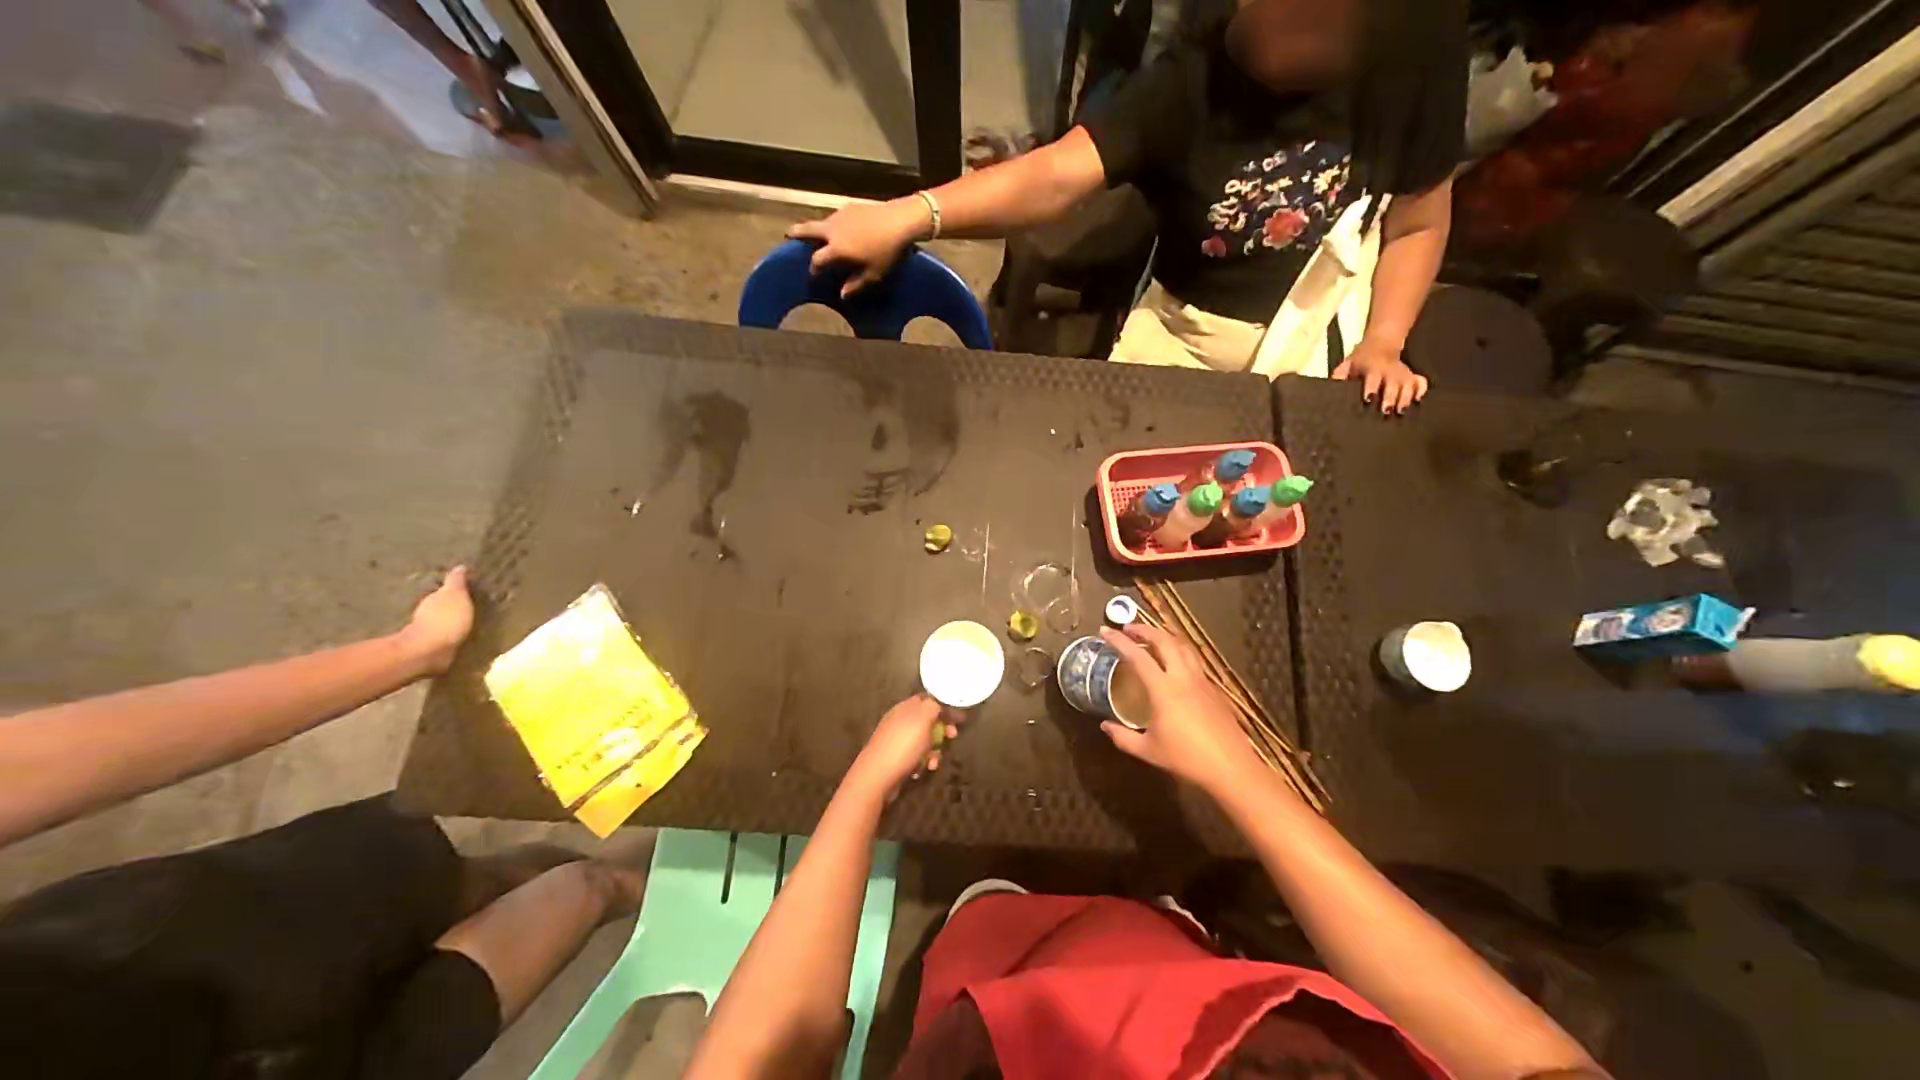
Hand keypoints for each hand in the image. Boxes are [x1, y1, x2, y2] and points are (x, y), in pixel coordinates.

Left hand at [399, 565, 473, 674]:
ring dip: (453, 620)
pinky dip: (452, 635)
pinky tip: (462, 637)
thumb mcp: (456, 595)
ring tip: (470, 621)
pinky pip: (446, 636)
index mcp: (435, 597)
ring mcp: (429, 629)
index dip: (458, 588)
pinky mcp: (433, 646)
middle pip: (444, 605)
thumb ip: (457, 582)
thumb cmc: (445, 619)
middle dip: (455, 604)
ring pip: (444, 620)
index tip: (471, 588)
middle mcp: (428, 611)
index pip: (447, 589)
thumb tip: (460, 566)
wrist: (428, 651)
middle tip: (472, 604)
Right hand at [787, 199, 928, 297]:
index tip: (813, 273)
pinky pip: (836, 217)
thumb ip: (855, 285)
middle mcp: (832, 230)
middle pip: (807, 229)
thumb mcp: (873, 274)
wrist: (900, 221)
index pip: (816, 260)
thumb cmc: (887, 252)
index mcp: (836, 249)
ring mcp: (840, 215)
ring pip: (822, 222)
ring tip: (820, 236)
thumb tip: (842, 294)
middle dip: (796, 233)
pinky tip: (843, 229)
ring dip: (818, 229)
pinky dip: (834, 224)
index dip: (813, 268)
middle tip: (790, 235)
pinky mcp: (850, 207)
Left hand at [848, 693, 961, 797]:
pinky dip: (922, 763)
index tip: (959, 718)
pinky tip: (921, 770)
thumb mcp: (922, 718)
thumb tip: (938, 701)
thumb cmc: (903, 745)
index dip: (945, 706)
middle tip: (952, 737)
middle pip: (928, 721)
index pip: (928, 699)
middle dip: (942, 730)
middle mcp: (900, 721)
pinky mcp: (896, 758)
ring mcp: (897, 740)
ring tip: (933, 762)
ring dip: (933, 751)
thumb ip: (933, 705)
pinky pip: (916, 756)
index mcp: (905, 707)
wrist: (877, 776)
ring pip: (924, 741)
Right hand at [1098, 625, 1263, 793]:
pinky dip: (1179, 651)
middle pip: (1164, 640)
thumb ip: (1123, 737)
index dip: (1119, 641)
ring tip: (1151, 637)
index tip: (1104, 631)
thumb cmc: (1186, 758)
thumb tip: (1105, 726)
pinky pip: (1194, 660)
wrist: (1231, 767)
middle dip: (1144, 629)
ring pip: (1183, 646)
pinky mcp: (1213, 689)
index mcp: (1163, 689)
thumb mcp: (1148, 751)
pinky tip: (1174, 663)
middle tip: (1128, 628)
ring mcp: (1201, 681)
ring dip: (1164, 636)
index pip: (1137, 656)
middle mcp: (1182, 677)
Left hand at [1332, 339, 1428, 414]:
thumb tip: (1330, 386)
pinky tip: (1418, 400)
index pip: (1373, 379)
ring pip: (1408, 385)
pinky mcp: (1411, 375)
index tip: (1369, 399)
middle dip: (1391, 397)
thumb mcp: (1348, 364)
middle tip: (1386, 411)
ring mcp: (1403, 373)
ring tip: (1401, 411)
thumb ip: (1340, 375)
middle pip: (1393, 384)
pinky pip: (1420, 382)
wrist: (1381, 344)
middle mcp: (1390, 371)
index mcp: (1373, 368)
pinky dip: (1421, 390)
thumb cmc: (1360, 360)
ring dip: (1405, 398)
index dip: (1371, 388)